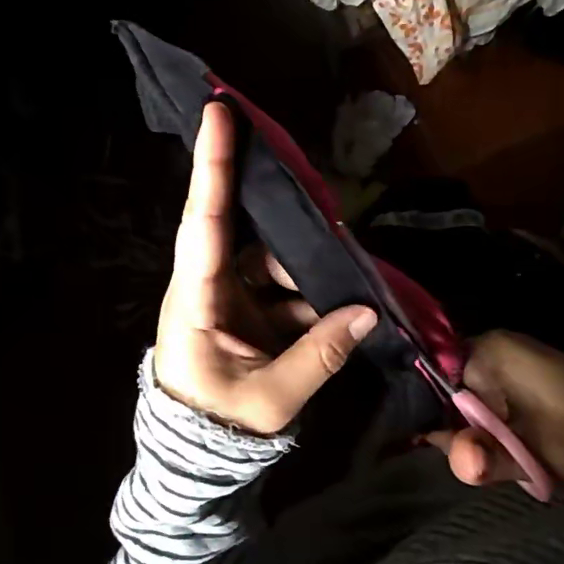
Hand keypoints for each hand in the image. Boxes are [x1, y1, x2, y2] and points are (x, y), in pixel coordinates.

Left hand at [154, 102, 377, 434]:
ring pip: (270, 261)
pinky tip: (335, 313)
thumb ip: (320, 354)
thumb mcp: (273, 398)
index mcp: (196, 303)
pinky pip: (278, 285)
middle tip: (311, 196)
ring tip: (341, 297)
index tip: (219, 112)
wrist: (200, 451)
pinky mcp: (241, 308)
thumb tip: (367, 313)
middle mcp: (205, 287)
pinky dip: (306, 294)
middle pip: (241, 232)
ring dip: (305, 273)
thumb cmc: (222, 424)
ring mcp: (224, 296)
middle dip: (274, 211)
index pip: (203, 226)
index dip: (213, 168)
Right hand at [424, 331, 563, 496]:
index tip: (448, 450)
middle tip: (478, 461)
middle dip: (456, 430)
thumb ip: (494, 457)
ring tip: (498, 456)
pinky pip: (482, 404)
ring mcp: (503, 362)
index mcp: (491, 351)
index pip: (432, 381)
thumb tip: (462, 461)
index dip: (433, 418)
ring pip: (463, 403)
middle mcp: (490, 347)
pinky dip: (486, 430)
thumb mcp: (540, 452)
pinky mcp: (515, 380)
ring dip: (473, 435)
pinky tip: (501, 449)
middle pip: (446, 393)